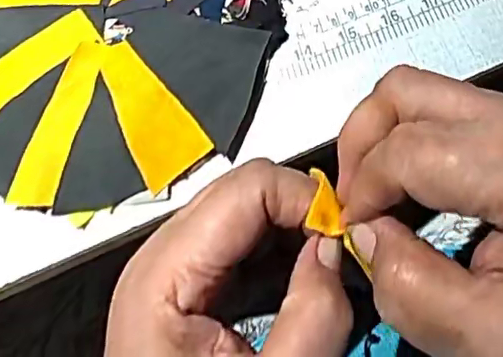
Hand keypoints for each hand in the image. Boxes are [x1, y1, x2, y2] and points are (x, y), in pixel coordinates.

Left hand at [106, 159, 350, 356]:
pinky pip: (246, 235)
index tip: (341, 237)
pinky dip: (282, 248)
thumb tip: (335, 249)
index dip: (308, 200)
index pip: (254, 184)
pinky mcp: (188, 281)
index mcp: (163, 277)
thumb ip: (312, 317)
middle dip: (304, 211)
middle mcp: (161, 258)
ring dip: (297, 229)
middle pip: (252, 186)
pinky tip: (300, 282)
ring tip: (324, 270)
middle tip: (339, 252)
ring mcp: (172, 266)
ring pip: (254, 205)